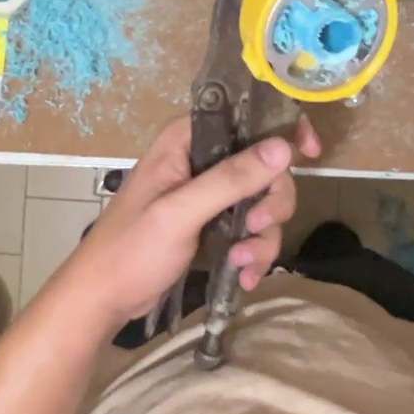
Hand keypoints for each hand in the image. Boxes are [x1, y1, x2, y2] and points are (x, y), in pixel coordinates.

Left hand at [45, 116, 320, 328]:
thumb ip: (230, 179)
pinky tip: (246, 275)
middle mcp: (201, 161)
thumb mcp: (180, 212)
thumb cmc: (131, 249)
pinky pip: (251, 230)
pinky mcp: (213, 226)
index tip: (309, 153)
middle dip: (271, 201)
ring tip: (243, 263)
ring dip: (263, 236)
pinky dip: (254, 252)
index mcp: (186, 141)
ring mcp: (208, 196)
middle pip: (265, 165)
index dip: (280, 129)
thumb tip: (283, 147)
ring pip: (263, 202)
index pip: (244, 115)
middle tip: (259, 225)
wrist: (104, 298)